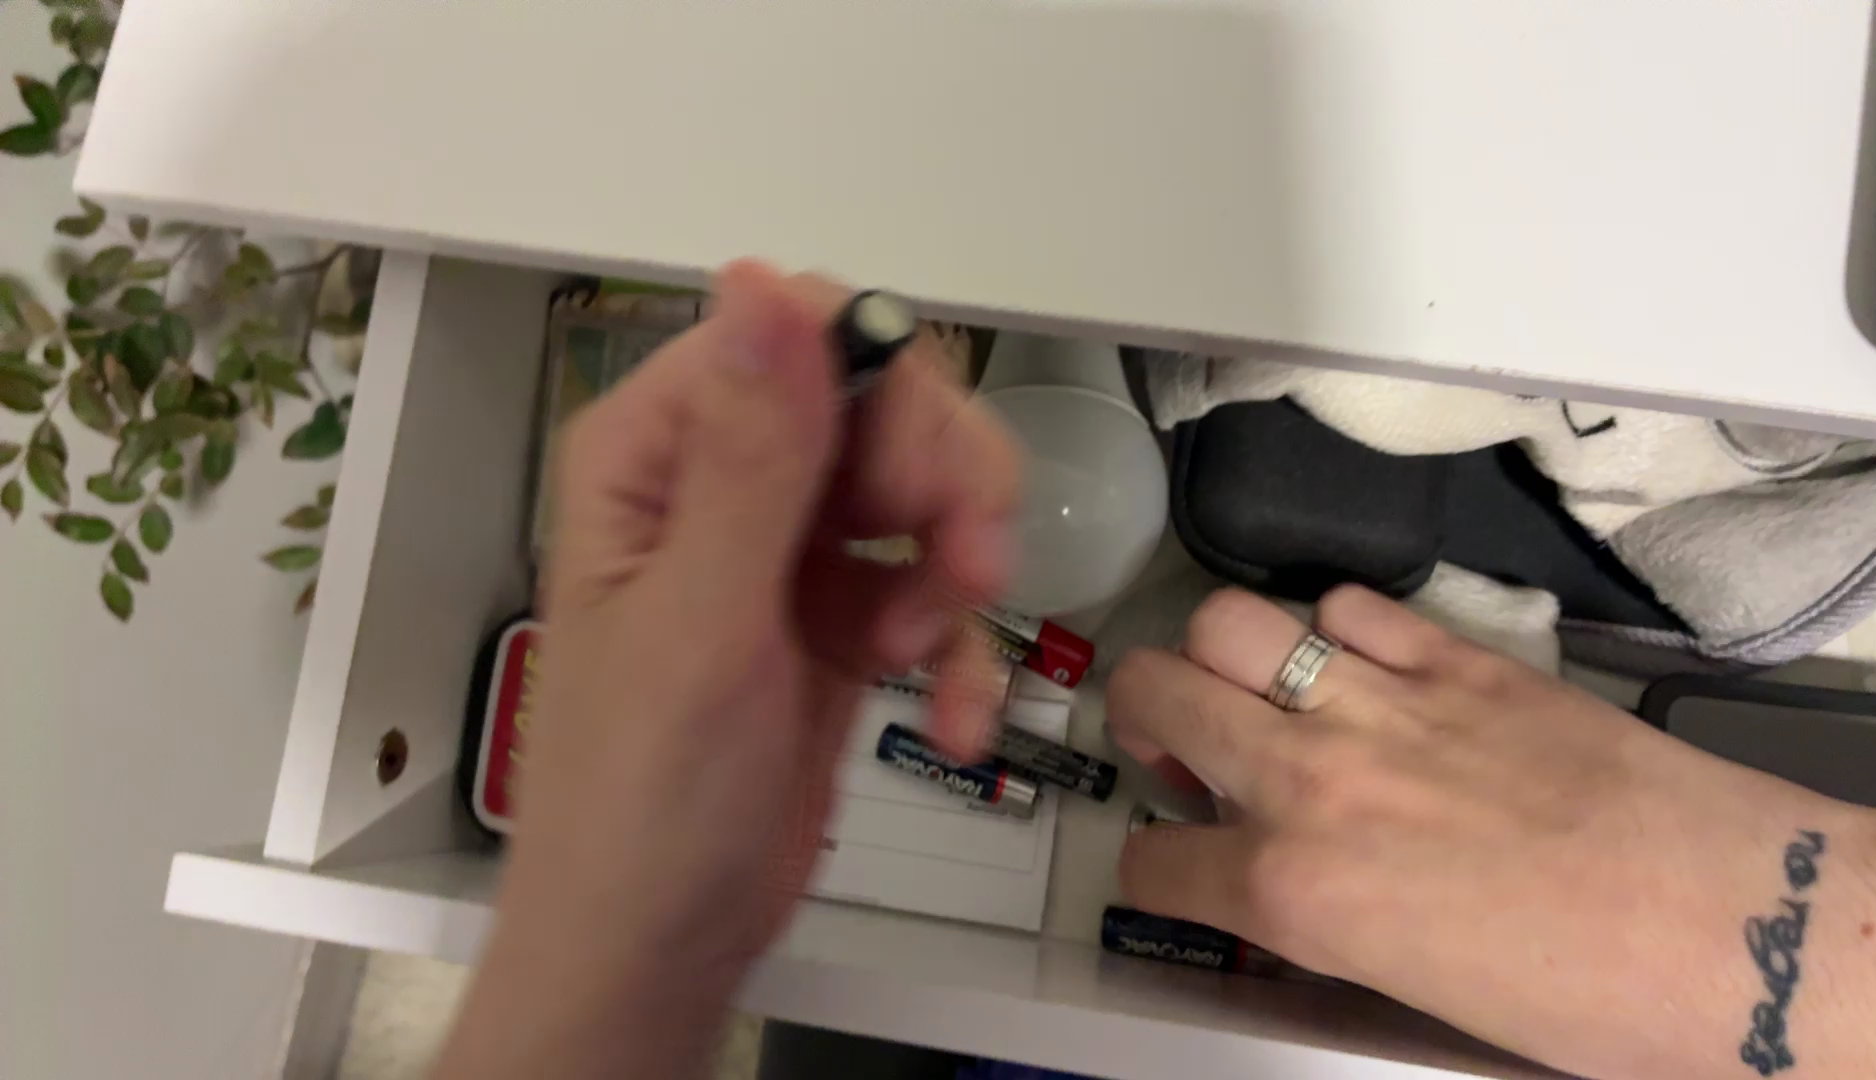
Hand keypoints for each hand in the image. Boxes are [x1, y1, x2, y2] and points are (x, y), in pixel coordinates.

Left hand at [436, 262, 1018, 1079]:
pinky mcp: (846, 613)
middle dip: (947, 489)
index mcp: (667, 450)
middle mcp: (733, 479)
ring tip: (928, 654)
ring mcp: (796, 547)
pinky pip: (933, 591)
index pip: (805, 338)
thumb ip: (749, 456)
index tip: (929, 490)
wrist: (663, 943)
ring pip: (927, 495)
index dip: (890, 391)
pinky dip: (960, 653)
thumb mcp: (702, 620)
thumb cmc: (648, 796)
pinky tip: (954, 721)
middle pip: (886, 411)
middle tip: (973, 574)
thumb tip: (762, 279)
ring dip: (956, 572)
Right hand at [1108, 586, 1875, 1079]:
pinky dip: (1332, 628)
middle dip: (1133, 708)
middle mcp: (1308, 782)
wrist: (1759, 938)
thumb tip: (1245, 852)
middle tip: (1169, 726)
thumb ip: (1295, 901)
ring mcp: (1377, 707)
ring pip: (1226, 623)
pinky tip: (1357, 661)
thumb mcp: (1394, 971)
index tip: (1168, 854)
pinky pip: (1344, 605)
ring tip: (1248, 679)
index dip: (1145, 864)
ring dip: (1216, 652)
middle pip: (1150, 690)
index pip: (1152, 862)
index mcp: (1297, 887)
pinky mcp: (1451, 660)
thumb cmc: (1575, 994)